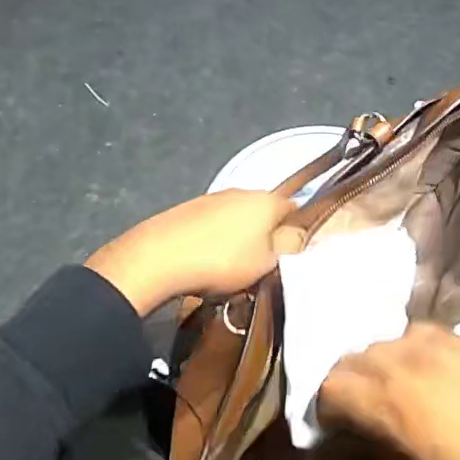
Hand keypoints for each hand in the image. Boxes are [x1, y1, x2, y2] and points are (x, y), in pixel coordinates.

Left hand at [84, 190, 295, 314]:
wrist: (158, 257)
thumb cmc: (222, 260)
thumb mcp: (266, 263)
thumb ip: (288, 246)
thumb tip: (301, 234)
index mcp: (266, 200)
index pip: (295, 209)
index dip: (298, 231)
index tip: (295, 255)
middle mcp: (242, 191)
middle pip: (265, 212)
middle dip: (267, 234)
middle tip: (265, 265)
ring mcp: (212, 197)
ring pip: (238, 217)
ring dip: (240, 236)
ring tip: (233, 267)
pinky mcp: (188, 209)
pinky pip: (214, 224)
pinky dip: (216, 238)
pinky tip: (208, 260)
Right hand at [317, 324, 459, 459]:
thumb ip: (376, 450)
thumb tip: (349, 436)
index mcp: (392, 404)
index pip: (331, 385)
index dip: (325, 407)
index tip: (334, 425)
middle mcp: (405, 362)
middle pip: (351, 358)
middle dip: (347, 382)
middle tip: (360, 409)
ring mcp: (434, 343)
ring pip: (381, 342)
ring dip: (376, 365)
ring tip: (392, 389)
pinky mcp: (459, 336)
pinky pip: (414, 334)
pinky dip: (406, 352)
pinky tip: (422, 372)